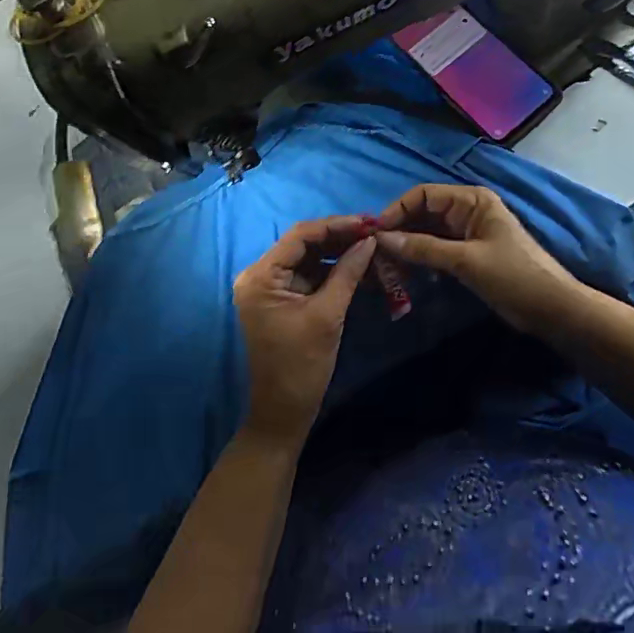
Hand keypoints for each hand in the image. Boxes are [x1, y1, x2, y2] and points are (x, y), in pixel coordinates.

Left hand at [232, 217, 374, 444]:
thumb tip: (370, 240)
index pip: (300, 236)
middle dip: (338, 237)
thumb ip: (347, 273)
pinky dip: (331, 271)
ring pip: (307, 258)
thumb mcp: (327, 315)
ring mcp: (269, 288)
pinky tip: (357, 266)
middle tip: (374, 231)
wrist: (284, 412)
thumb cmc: (301, 365)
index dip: (335, 226)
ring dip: (337, 252)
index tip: (368, 222)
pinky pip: (308, 275)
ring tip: (371, 246)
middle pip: (302, 244)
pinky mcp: (281, 300)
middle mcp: (259, 275)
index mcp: (261, 276)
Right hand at [374, 184, 583, 332]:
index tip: (376, 232)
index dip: (398, 209)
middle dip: (400, 229)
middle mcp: (467, 210)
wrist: (553, 310)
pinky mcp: (468, 254)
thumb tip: (382, 239)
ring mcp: (468, 233)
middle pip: (423, 212)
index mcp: (471, 200)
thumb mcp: (466, 261)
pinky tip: (405, 272)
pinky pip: (436, 249)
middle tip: (376, 252)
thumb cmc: (514, 276)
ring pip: (427, 232)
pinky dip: (420, 257)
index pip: (424, 194)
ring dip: (407, 245)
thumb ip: (423, 248)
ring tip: (386, 265)